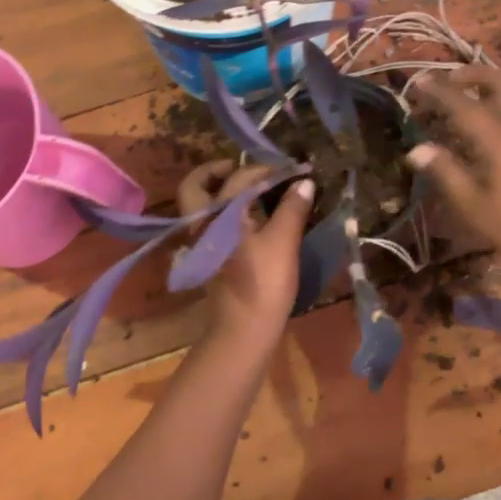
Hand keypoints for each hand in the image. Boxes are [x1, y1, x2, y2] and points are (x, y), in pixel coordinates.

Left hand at [176, 161, 313, 341]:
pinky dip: (225, 211)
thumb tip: (303, 181)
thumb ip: (292, 208)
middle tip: (243, 168)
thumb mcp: (283, 241)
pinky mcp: (209, 258)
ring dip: (219, 192)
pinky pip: (210, 222)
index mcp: (218, 212)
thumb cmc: (263, 282)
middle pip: (196, 186)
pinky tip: (252, 217)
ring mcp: (202, 242)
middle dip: (216, 172)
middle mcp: (202, 222)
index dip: (266, 169)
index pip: (239, 177)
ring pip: (200, 205)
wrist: (243, 331)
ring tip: (253, 189)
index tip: (290, 169)